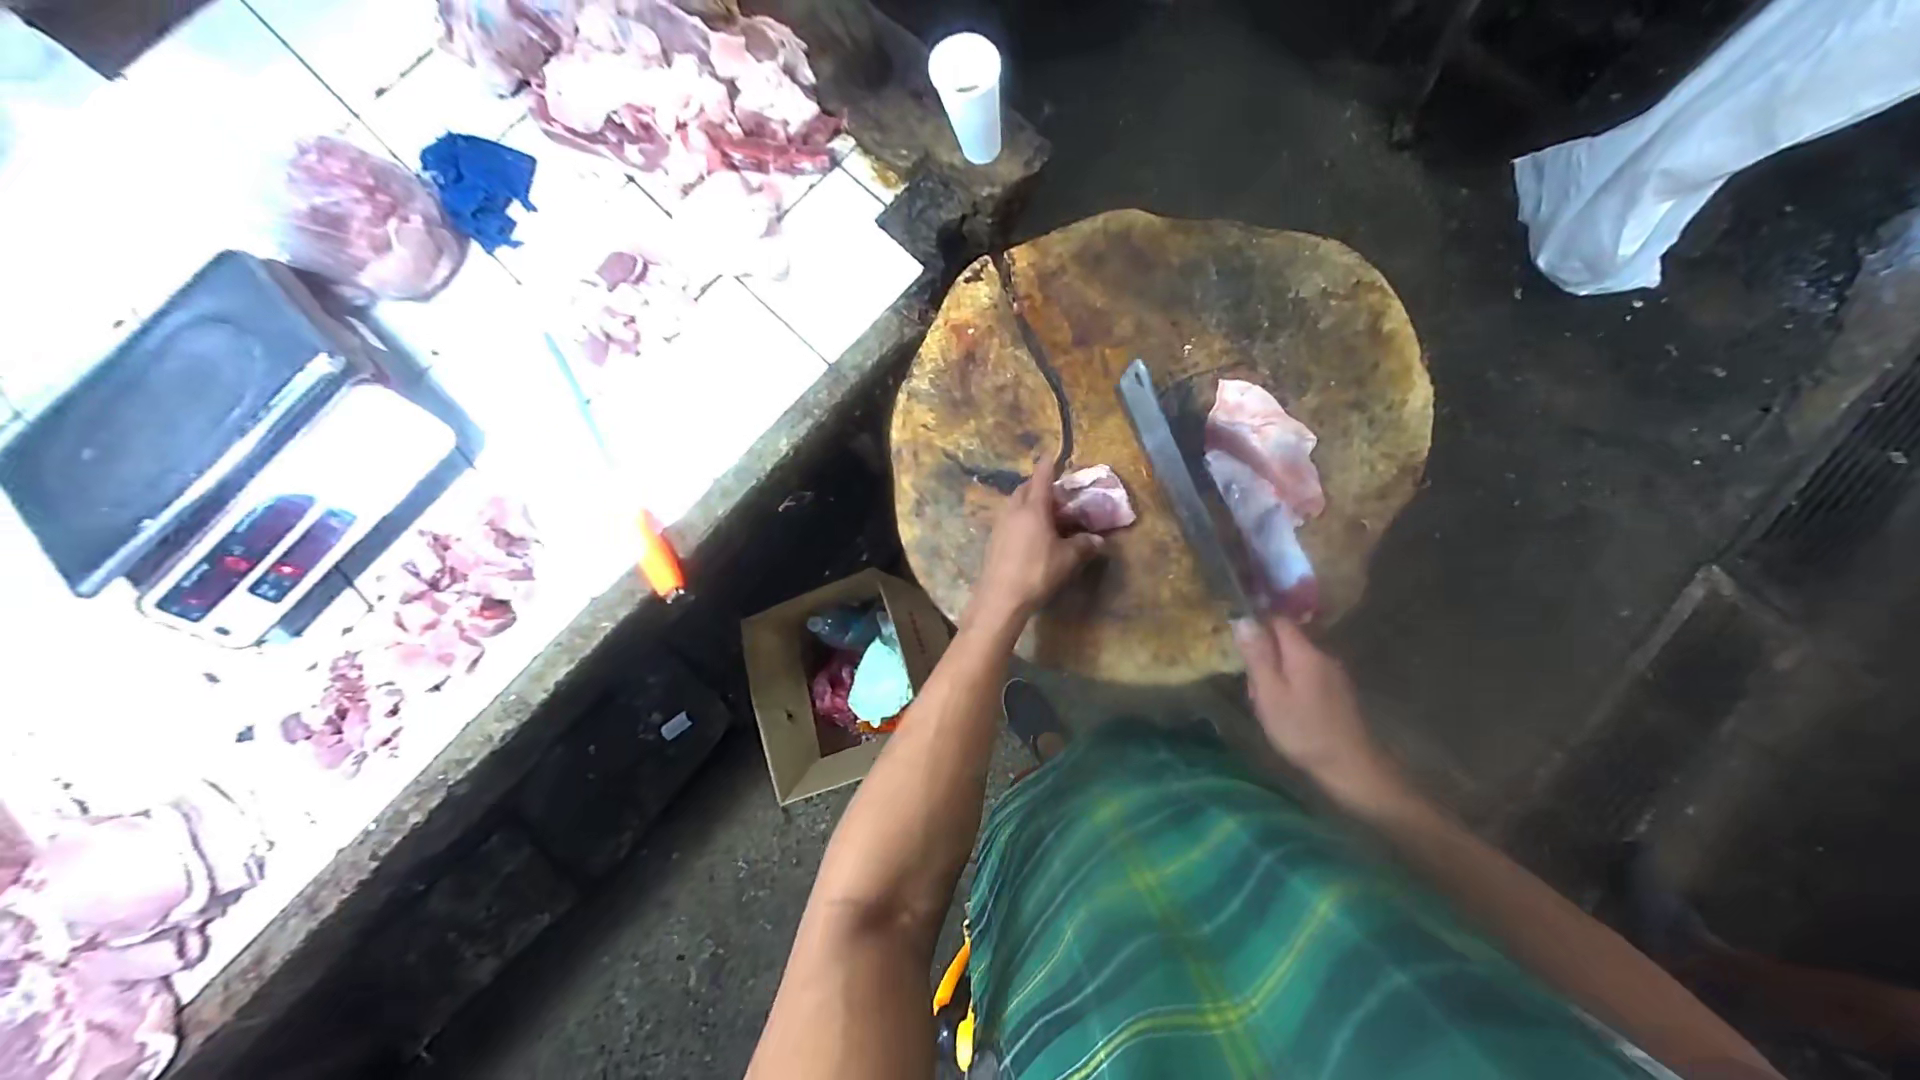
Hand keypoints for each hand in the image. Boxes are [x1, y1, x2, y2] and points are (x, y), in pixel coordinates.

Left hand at [967, 456, 1103, 629]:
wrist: (1000, 597)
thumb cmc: (1037, 572)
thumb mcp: (1067, 559)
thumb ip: (1083, 545)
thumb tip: (1098, 540)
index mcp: (1033, 507)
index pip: (1041, 477)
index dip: (1047, 464)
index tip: (1051, 454)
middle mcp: (1013, 510)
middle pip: (1025, 488)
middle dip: (1038, 485)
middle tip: (1054, 493)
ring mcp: (999, 524)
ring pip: (1014, 503)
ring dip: (1028, 501)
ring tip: (1044, 513)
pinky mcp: (993, 540)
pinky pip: (1008, 519)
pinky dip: (1020, 517)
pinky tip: (1029, 533)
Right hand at [1233, 616, 1400, 800]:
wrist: (1351, 766)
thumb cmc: (1303, 730)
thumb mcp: (1270, 694)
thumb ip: (1257, 656)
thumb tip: (1244, 619)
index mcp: (1305, 653)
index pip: (1279, 620)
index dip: (1257, 624)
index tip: (1239, 644)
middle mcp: (1323, 655)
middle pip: (1286, 640)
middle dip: (1265, 655)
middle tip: (1252, 687)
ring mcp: (1334, 674)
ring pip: (1296, 659)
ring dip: (1276, 673)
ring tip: (1265, 703)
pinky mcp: (1339, 691)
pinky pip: (1308, 674)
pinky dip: (1291, 684)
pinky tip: (1286, 709)